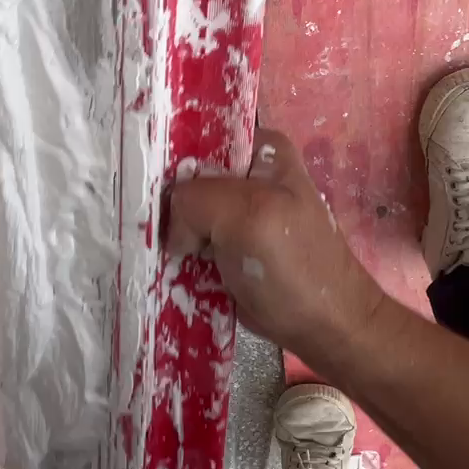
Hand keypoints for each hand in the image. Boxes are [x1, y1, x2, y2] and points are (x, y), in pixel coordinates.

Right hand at [164, 128, 385, 358]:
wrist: (325, 331)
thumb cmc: (294, 267)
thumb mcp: (244, 214)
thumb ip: (193, 199)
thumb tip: (172, 232)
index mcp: (260, 150)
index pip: (197, 137)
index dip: (169, 160)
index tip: (144, 186)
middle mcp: (246, 175)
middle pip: (184, 175)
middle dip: (165, 199)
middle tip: (145, 223)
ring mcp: (236, 214)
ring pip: (182, 211)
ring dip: (166, 230)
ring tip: (151, 246)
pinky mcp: (226, 247)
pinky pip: (188, 241)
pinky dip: (174, 254)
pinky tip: (164, 264)